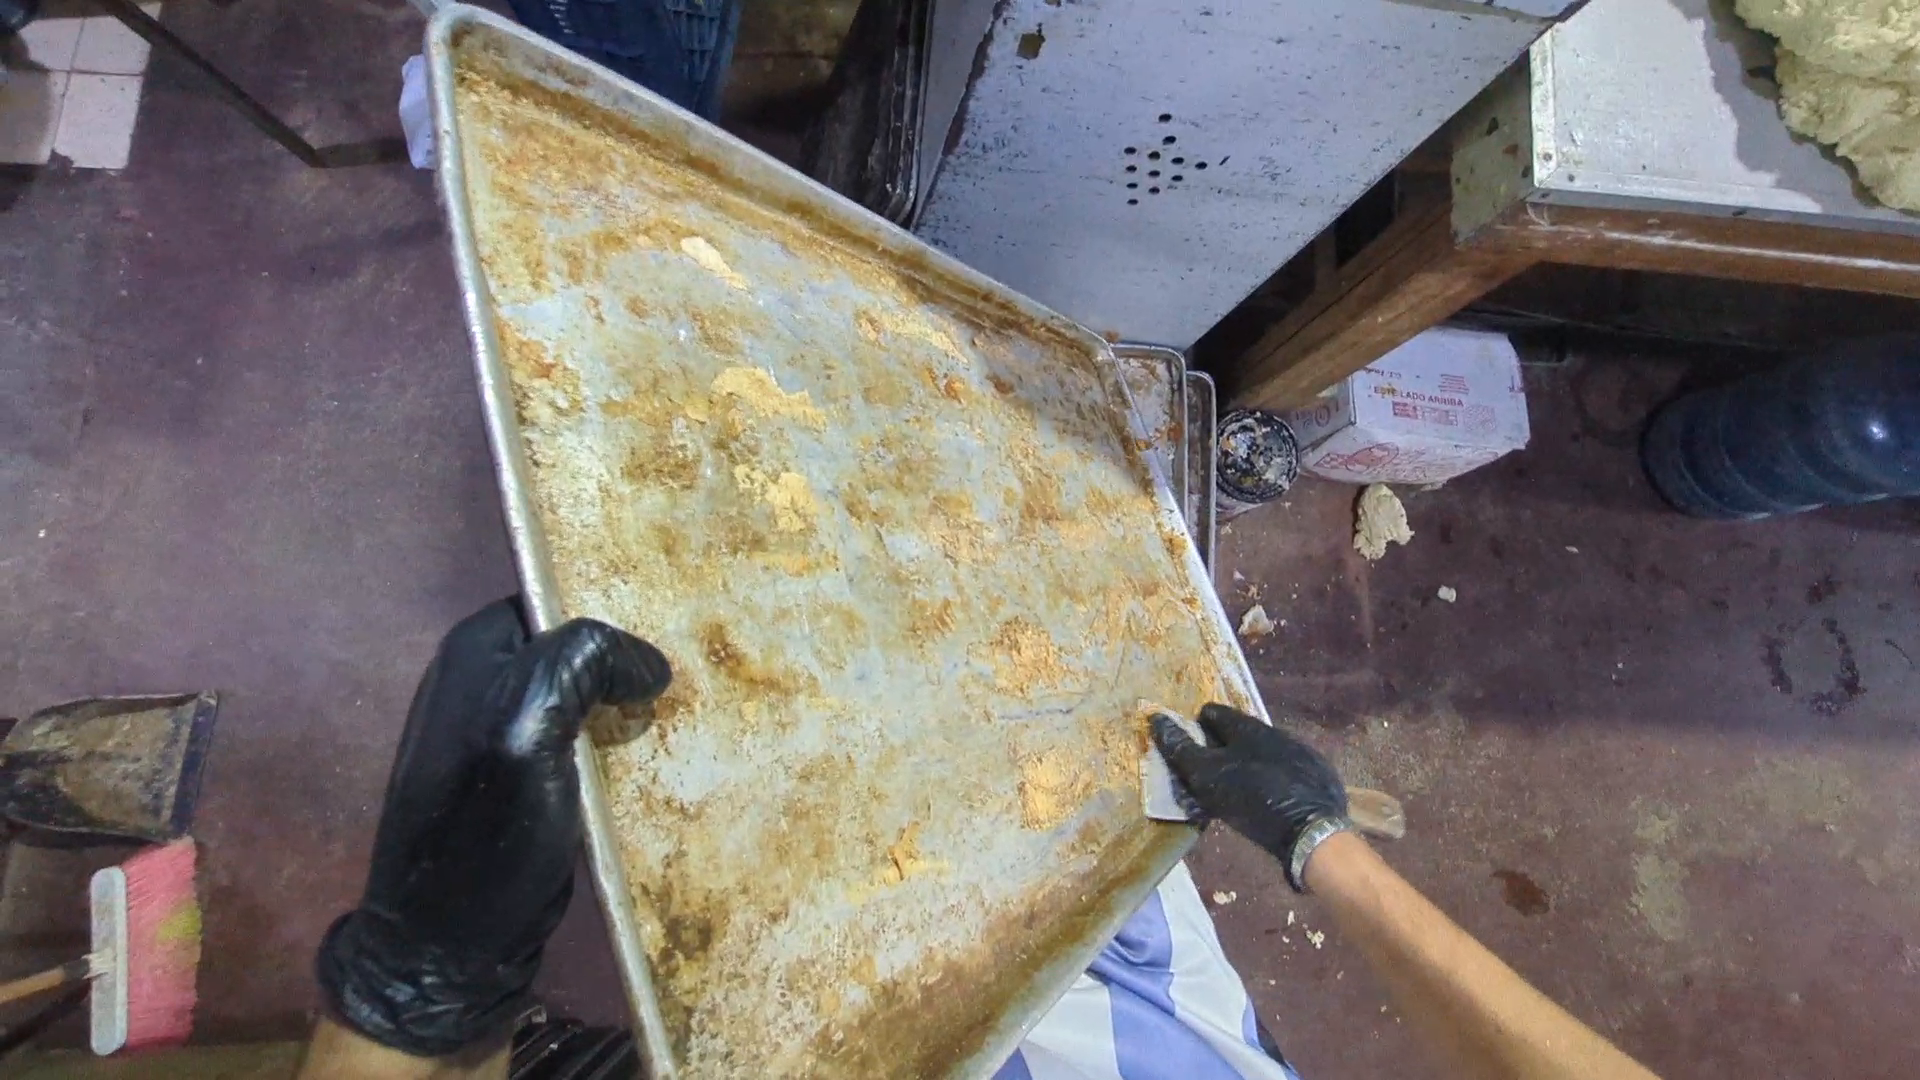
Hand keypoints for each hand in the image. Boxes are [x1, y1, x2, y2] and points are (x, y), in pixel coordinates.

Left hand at [316, 599, 670, 1057]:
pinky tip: (650, 747)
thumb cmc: (484, 824)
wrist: (452, 940)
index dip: (612, 616)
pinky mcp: (529, 767)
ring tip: (674, 712)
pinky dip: (621, 733)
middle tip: (678, 680)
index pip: (560, 600)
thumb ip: (583, 661)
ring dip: (630, 699)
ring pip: (588, 687)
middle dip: (627, 660)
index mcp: (476, 650)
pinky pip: (587, 728)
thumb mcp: (527, 721)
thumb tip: (650, 666)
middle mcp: (486, 677)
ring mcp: (506, 725)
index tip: (661, 644)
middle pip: (578, 643)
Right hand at [1150, 703, 1350, 890]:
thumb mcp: (1206, 777)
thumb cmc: (1250, 798)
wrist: (1313, 832)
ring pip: (1263, 752)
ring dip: (1248, 764)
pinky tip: (1270, 802)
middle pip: (1238, 733)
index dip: (1196, 728)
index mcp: (1245, 726)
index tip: (1189, 752)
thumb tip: (1157, 717)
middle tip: (1210, 776)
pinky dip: (1273, 780)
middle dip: (1222, 749)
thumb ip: (1181, 749)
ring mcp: (1300, 752)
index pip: (1212, 712)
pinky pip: (1287, 770)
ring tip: (1239, 792)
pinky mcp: (1318, 776)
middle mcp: (1274, 731)